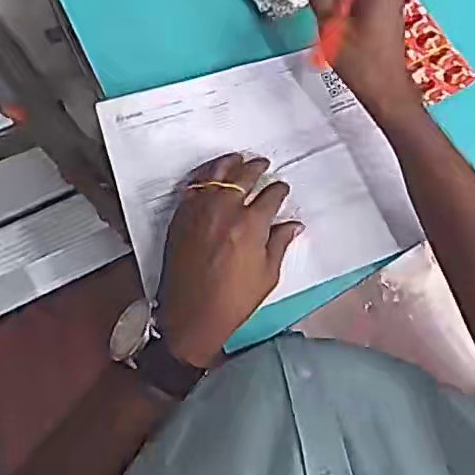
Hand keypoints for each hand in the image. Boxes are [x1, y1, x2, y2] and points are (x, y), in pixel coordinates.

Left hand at [157, 153, 301, 366]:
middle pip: (244, 176)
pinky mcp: (182, 216)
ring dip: (230, 163)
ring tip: (237, 158)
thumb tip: (292, 225)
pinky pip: (194, 185)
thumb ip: (279, 243)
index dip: (279, 190)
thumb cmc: (231, 302)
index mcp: (251, 225)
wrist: (190, 316)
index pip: (270, 195)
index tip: (281, 189)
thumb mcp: (267, 275)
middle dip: (257, 167)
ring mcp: (200, 211)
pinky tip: (211, 173)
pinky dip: (205, 175)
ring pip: (217, 173)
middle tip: (262, 164)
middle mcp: (225, 211)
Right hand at [295, 0, 417, 120]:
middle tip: (325, 10)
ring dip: (343, 2)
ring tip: (334, 24)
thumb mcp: (331, 25)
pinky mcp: (390, 21)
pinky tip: (345, 33)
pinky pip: (369, 5)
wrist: (384, 91)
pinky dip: (354, 12)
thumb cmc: (362, 64)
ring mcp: (392, 8)